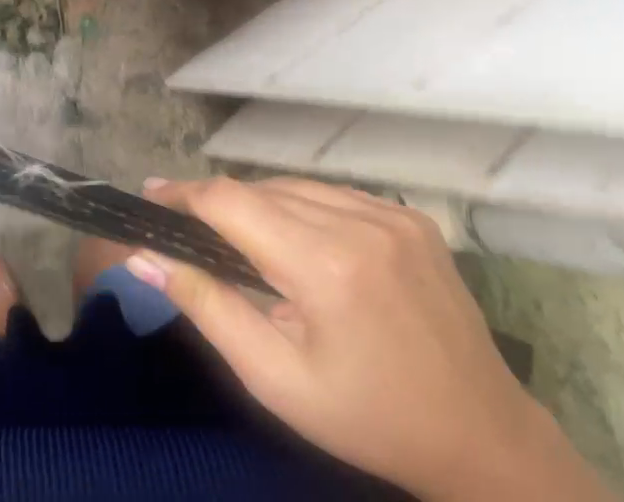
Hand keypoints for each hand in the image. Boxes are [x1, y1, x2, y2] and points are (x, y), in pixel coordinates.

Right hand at [130, 177, 608, 501]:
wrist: (481, 436)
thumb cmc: (365, 418)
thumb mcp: (272, 377)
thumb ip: (205, 307)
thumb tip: (142, 256)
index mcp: (326, 265)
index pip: (230, 201)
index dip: (182, 194)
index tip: (147, 198)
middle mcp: (362, 223)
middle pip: (259, 188)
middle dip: (214, 203)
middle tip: (183, 230)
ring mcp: (394, 216)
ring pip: (295, 186)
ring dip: (256, 204)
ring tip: (233, 239)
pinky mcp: (413, 220)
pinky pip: (333, 195)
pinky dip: (298, 208)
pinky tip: (291, 241)